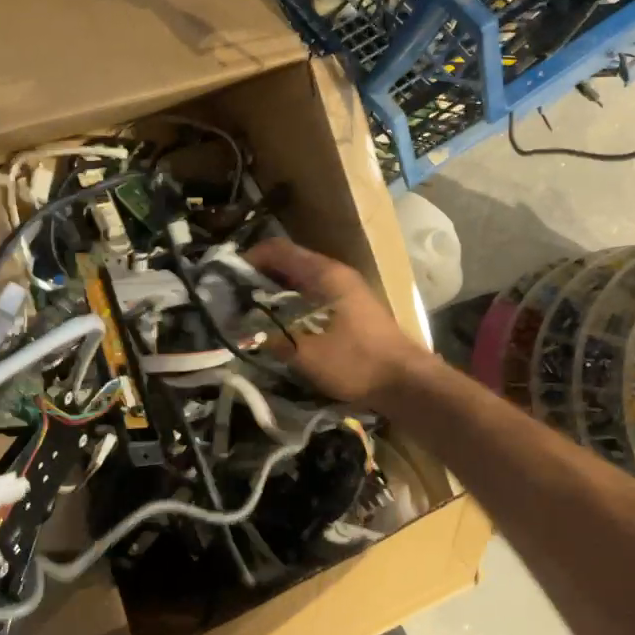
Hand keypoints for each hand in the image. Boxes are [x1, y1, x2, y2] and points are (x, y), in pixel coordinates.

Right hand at [245, 237, 429, 407]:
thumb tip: (240, 327)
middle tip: (234, 297)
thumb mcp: (305, 352)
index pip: (276, 249)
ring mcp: (345, 289)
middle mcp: (334, 273)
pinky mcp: (350, 307)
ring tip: (252, 311)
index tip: (226, 279)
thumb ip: (270, 335)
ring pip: (299, 278)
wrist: (409, 385)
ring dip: (274, 290)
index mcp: (323, 273)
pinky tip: (280, 323)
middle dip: (258, 276)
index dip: (247, 259)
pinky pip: (311, 293)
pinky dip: (291, 301)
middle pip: (287, 261)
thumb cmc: (357, 362)